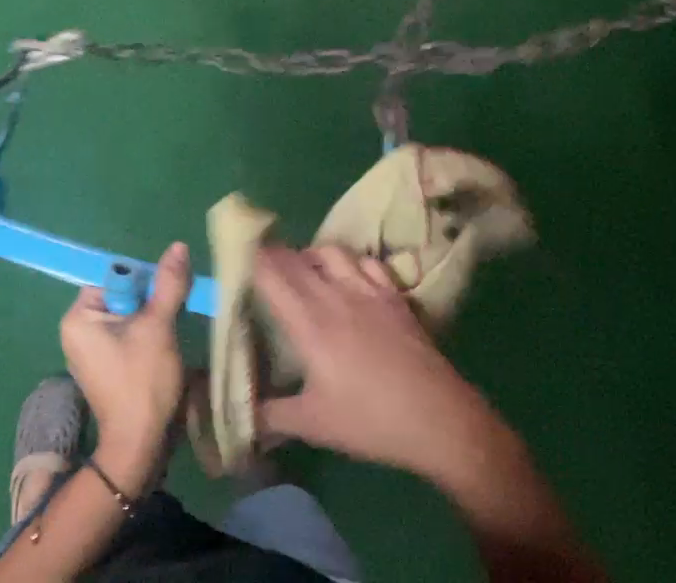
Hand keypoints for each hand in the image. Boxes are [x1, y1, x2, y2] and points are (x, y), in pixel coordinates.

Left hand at [60, 242, 191, 480]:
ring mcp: (85, 355)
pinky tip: (158, 359)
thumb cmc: (143, 381)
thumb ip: (168, 284)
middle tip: (167, 326)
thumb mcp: (158, 326)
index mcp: (77, 318)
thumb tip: (177, 246)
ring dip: (148, 328)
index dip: (143, 289)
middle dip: (147, 309)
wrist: (140, 445)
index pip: (114, 281)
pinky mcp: (100, 372)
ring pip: (124, 323)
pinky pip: (122, 344)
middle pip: (120, 301)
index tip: (162, 307)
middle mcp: (73, 333)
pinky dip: (141, 345)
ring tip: (165, 344)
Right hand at [253, 245, 507, 480]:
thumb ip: (269, 414)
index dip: (249, 258)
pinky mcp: (396, 299)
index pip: (271, 274)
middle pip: (296, 258)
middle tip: (257, 261)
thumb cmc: (371, 422)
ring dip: (309, 253)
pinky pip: (367, 263)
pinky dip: (350, 262)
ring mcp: (369, 293)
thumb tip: (238, 410)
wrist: (442, 422)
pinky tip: (348, 277)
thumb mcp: (312, 425)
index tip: (233, 253)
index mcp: (309, 323)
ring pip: (331, 251)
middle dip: (272, 253)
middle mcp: (335, 297)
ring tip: (301, 268)